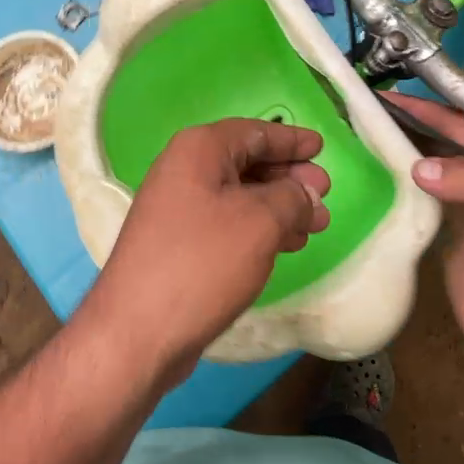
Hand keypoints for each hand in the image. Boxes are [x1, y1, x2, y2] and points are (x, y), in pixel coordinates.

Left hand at [79, 119, 330, 385]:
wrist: (137, 331)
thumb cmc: (202, 262)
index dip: (291, 140)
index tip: (321, 146)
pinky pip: (228, 222)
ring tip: (317, 225)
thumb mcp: (260, 222)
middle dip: (289, 177)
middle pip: (247, 162)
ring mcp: (177, 208)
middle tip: (326, 192)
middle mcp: (184, 169)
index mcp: (199, 149)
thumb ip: (291, 199)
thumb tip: (305, 193)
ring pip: (240, 196)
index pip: (255, 132)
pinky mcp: (178, 243)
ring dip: (280, 207)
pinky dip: (259, 228)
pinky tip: (286, 245)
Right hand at [390, 94, 463, 365]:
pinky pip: (420, 190)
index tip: (386, 97)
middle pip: (442, 137)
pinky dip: (399, 175)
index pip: (461, 125)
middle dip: (408, 120)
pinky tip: (374, 168)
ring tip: (362, 129)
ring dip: (401, 145)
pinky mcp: (447, 224)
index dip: (425, 109)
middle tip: (365, 108)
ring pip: (430, 160)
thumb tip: (420, 164)